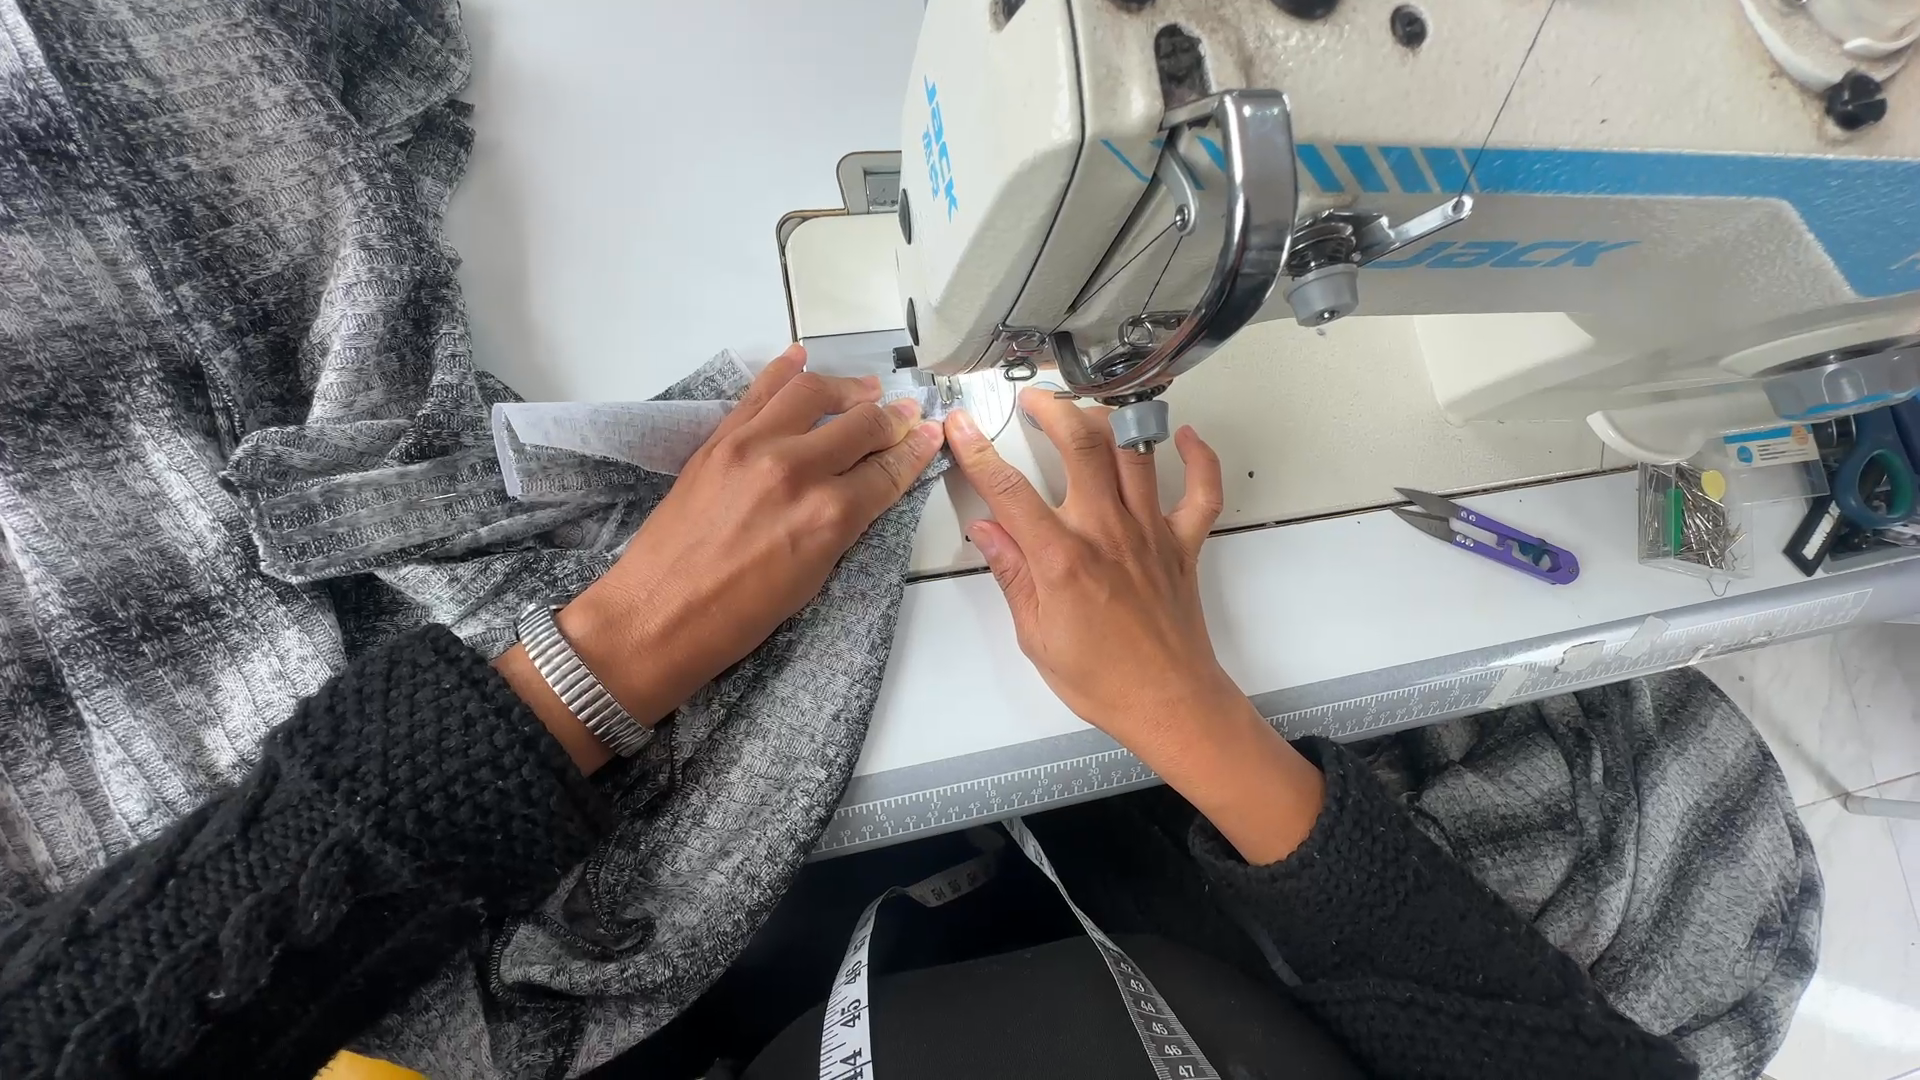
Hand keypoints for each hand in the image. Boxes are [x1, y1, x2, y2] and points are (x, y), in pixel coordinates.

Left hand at [498, 345, 945, 772]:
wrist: (657, 617)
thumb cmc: (741, 617)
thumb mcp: (814, 577)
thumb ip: (845, 523)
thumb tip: (867, 487)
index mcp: (829, 516)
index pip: (888, 470)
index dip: (916, 450)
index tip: (932, 434)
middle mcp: (797, 470)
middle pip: (861, 425)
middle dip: (894, 417)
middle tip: (907, 412)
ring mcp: (753, 447)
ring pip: (813, 392)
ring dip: (848, 386)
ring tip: (866, 388)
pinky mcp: (719, 440)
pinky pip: (758, 392)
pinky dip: (784, 371)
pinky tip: (801, 359)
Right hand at [946, 388, 1323, 862]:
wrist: (1168, 704)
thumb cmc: (1100, 680)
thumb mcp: (1035, 634)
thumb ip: (1011, 574)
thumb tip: (985, 530)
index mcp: (1062, 559)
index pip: (1009, 490)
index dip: (978, 451)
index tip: (960, 425)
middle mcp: (1107, 532)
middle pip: (1081, 444)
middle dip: (1052, 409)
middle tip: (1032, 400)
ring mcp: (1150, 532)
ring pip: (1135, 451)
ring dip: (1110, 419)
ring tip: (1086, 409)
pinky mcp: (1183, 543)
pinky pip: (1201, 489)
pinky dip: (1199, 457)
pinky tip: (1184, 435)